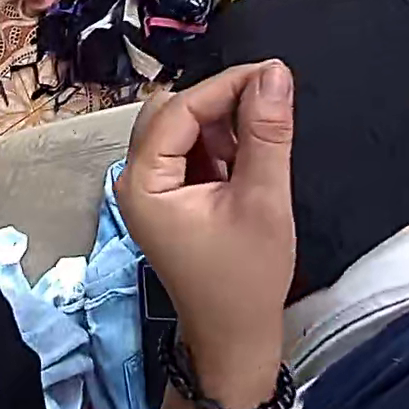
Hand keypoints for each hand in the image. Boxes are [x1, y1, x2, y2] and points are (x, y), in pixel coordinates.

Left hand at [117, 62, 296, 406]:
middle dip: (219, 107)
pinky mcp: (166, 195)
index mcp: (144, 185)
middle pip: (171, 113)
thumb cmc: (244, 282)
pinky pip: (188, 150)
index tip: (269, 73)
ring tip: (254, 158)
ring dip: (220, 128)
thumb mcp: (264, 202)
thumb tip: (273, 76)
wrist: (234, 335)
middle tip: (265, 114)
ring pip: (181, 128)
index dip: (224, 86)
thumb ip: (267, 134)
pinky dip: (218, 147)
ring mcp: (148, 188)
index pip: (177, 111)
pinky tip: (242, 168)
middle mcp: (135, 181)